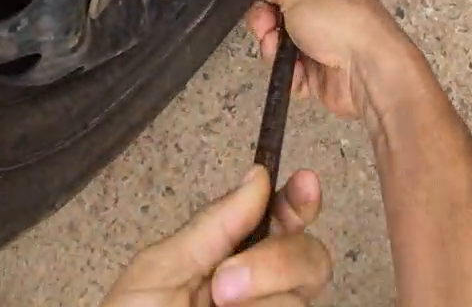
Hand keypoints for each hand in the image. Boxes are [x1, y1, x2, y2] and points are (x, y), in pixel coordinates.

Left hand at [102, 165, 330, 306]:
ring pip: (298, 302)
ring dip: (257, 303)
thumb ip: (213, 225)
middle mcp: (261, 290)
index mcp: (234, 254)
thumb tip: (258, 176)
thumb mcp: (161, 270)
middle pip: (310, 259)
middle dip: (277, 262)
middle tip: (224, 284)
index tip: (305, 183)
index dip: (301, 198)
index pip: (285, 217)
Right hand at [231, 0, 429, 121]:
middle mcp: (318, 4)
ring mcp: (317, 38)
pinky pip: (287, 67)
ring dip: (271, 43)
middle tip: (265, 24)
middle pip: (273, 5)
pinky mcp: (316, 69)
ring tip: (280, 48)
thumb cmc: (340, 21)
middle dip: (262, 16)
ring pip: (276, 38)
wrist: (370, 71)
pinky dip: (287, 70)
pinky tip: (297, 71)